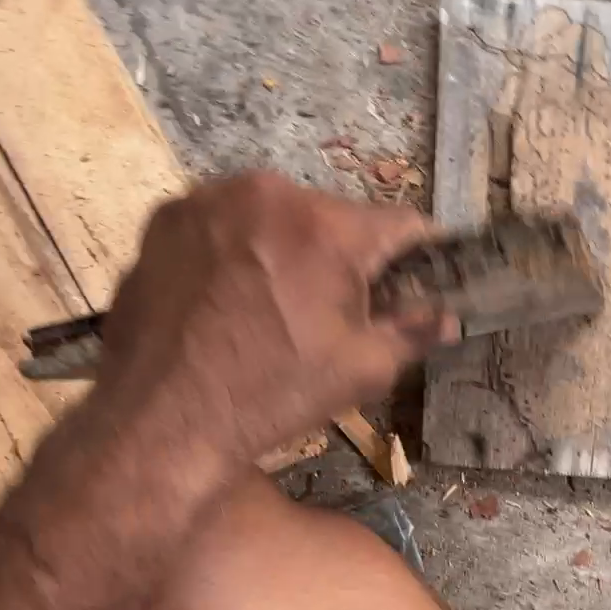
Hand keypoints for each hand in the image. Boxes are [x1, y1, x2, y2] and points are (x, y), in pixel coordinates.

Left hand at [92, 174, 446, 469]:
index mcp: (327, 227)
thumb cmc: (275, 394)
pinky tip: (234, 302)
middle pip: (336, 219)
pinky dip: (243, 253)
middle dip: (348, 259)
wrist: (161, 416)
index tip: (419, 282)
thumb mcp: (363, 370)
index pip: (402, 223)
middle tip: (338, 313)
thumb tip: (448, 319)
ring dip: (293, 252)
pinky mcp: (164, 218)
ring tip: (279, 310)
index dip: (420, 255)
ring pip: (279, 219)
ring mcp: (208, 199)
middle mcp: (268, 193)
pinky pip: (228, 226)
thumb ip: (413, 333)